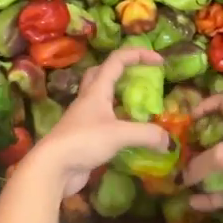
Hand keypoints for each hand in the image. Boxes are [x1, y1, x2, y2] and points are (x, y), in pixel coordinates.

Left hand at [20, 48, 170, 198]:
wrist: (52, 167)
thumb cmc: (83, 141)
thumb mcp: (119, 135)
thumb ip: (146, 134)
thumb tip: (169, 141)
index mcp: (97, 90)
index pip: (117, 60)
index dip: (138, 55)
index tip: (160, 61)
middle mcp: (89, 99)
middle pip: (103, 74)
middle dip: (124, 70)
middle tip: (143, 78)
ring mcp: (85, 118)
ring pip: (103, 98)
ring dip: (121, 97)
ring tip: (141, 106)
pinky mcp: (85, 136)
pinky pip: (104, 121)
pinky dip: (119, 122)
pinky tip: (131, 133)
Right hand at [182, 95, 222, 222]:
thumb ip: (199, 163)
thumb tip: (182, 176)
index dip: (206, 104)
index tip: (189, 117)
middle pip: (221, 135)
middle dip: (200, 142)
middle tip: (182, 150)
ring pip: (222, 166)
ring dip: (203, 173)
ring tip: (183, 180)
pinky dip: (211, 197)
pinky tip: (193, 204)